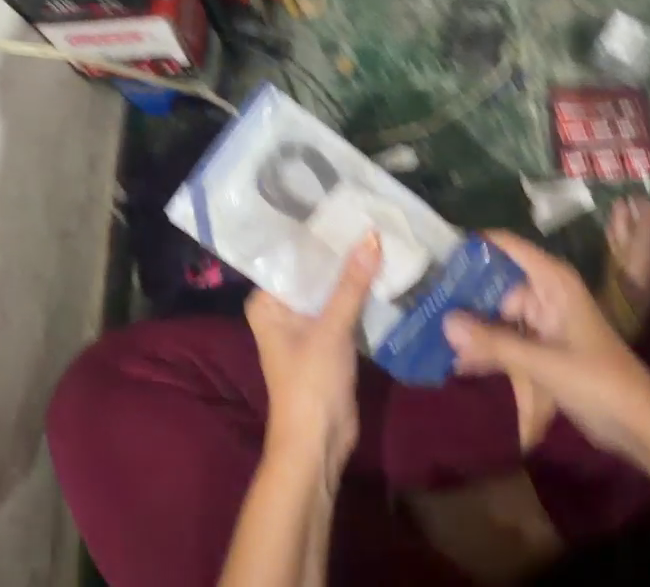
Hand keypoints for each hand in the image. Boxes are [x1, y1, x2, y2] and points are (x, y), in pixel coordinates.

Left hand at [246, 234, 380, 476]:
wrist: (318, 443)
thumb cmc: (311, 382)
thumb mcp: (332, 328)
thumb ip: (352, 283)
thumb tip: (372, 235)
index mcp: (266, 301)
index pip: (291, 256)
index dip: (316, 234)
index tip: (343, 205)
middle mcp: (281, 308)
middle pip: (313, 272)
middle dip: (340, 252)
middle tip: (370, 215)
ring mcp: (304, 325)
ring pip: (330, 289)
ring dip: (353, 273)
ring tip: (382, 236)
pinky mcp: (327, 341)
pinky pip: (342, 308)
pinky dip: (359, 295)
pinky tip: (383, 271)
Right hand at [444, 231, 649, 461]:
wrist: (640, 427)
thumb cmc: (599, 381)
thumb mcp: (543, 361)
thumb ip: (493, 342)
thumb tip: (445, 320)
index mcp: (553, 282)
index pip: (508, 247)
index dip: (475, 246)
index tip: (436, 254)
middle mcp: (546, 295)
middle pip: (496, 285)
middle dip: (463, 296)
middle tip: (421, 304)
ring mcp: (543, 325)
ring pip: (497, 317)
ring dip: (470, 329)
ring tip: (429, 336)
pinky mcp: (541, 351)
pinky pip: (505, 342)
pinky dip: (485, 351)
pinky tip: (455, 364)